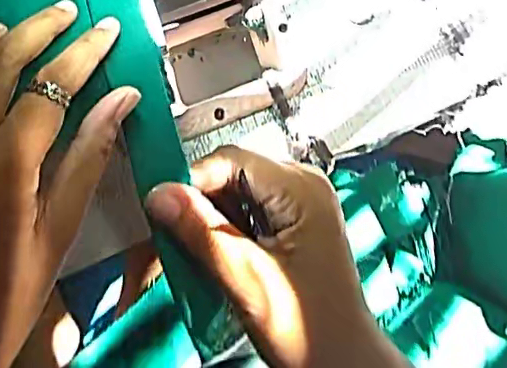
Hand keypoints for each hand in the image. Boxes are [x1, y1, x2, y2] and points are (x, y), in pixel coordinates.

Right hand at [145, 147, 409, 367]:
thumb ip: (203, 232)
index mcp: (301, 188)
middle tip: (171, 233)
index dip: (192, 180)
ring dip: (212, 216)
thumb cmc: (309, 332)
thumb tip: (161, 194)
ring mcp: (303, 199)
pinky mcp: (297, 219)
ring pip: (239, 190)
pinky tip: (218, 253)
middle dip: (200, 202)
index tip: (161, 206)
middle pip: (234, 172)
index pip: (232, 160)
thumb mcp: (247, 281)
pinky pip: (251, 207)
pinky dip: (228, 226)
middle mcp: (304, 183)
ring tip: (193, 249)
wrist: (345, 365)